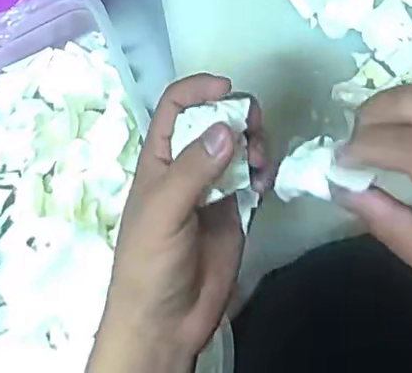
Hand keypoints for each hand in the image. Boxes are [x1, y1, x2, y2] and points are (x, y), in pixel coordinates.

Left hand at [89, 74, 270, 372]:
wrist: (165, 323)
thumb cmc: (149, 260)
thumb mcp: (164, 209)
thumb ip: (194, 168)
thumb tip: (226, 127)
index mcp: (160, 155)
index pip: (176, 106)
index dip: (198, 89)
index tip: (227, 88)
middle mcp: (188, 163)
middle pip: (214, 120)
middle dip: (236, 114)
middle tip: (255, 126)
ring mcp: (213, 186)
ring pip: (238, 146)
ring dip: (253, 143)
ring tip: (259, 162)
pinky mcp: (234, 210)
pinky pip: (252, 178)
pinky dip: (262, 172)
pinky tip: (262, 184)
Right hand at [335, 85, 411, 351]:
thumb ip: (393, 229)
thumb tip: (342, 190)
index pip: (411, 146)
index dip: (366, 147)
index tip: (337, 163)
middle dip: (370, 115)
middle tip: (349, 149)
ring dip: (383, 110)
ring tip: (364, 144)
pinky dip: (401, 114)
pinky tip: (390, 142)